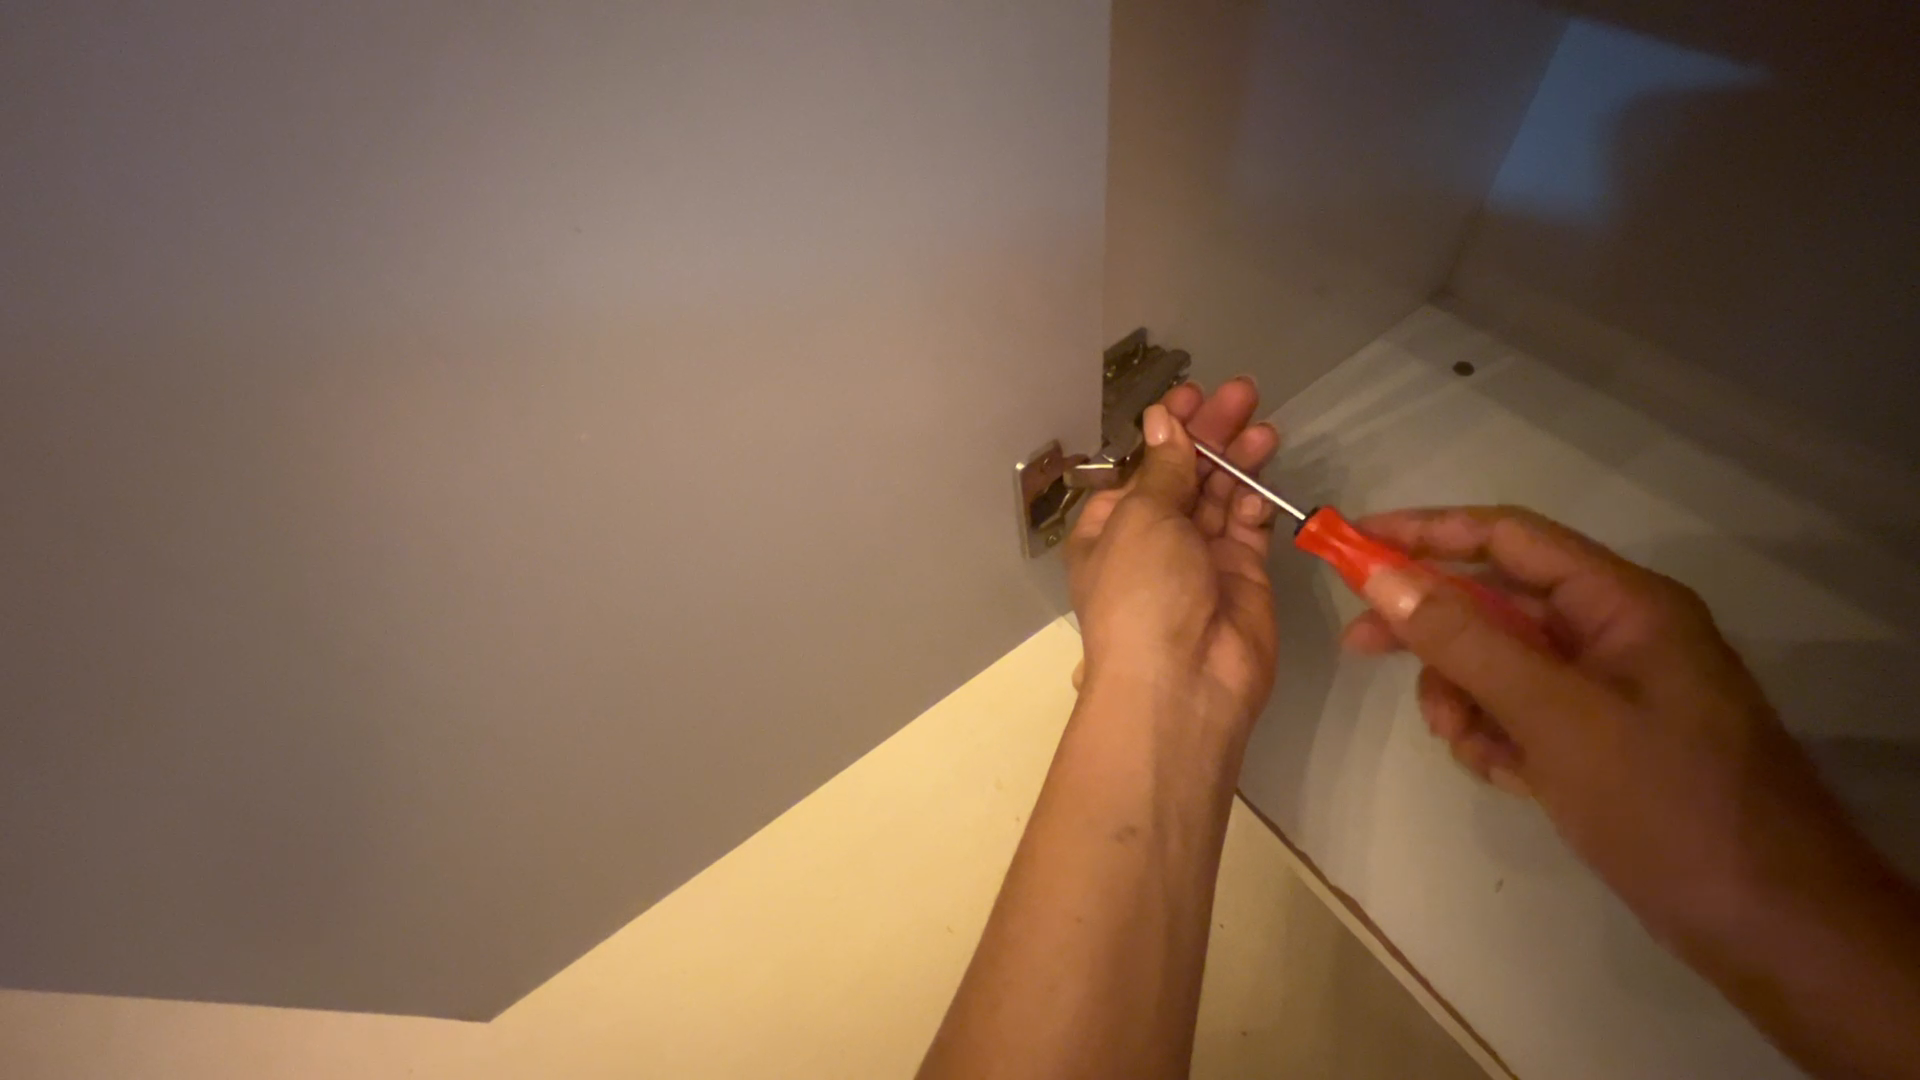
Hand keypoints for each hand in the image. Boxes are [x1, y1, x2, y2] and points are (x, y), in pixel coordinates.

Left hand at [1065, 378, 1280, 736]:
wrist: (1183, 682)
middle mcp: (1152, 539)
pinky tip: (1260, 474)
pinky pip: (1247, 527)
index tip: (1191, 394)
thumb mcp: (1140, 518)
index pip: (1141, 467)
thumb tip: (1162, 419)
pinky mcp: (1241, 575)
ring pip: (1221, 496)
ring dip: (1238, 458)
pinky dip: (1253, 500)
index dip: (1166, 430)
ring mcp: (1198, 557)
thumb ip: (1163, 468)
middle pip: (1184, 474)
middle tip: (1242, 391)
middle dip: (1210, 433)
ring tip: (1262, 422)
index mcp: (1109, 527)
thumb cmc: (1142, 590)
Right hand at [1340, 506, 1886, 944]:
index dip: (1423, 531)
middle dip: (1426, 627)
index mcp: (1619, 604)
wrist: (1770, 932)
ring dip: (1458, 696)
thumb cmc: (1665, 805)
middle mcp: (1608, 633)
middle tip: (1359, 645)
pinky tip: (1502, 772)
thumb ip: (1462, 640)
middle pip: (1488, 602)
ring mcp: (1599, 688)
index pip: (1504, 538)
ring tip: (1465, 741)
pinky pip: (1509, 710)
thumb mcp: (1552, 714)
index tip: (1353, 542)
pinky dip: (1488, 734)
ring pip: (1490, 662)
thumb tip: (1380, 577)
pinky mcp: (1589, 735)